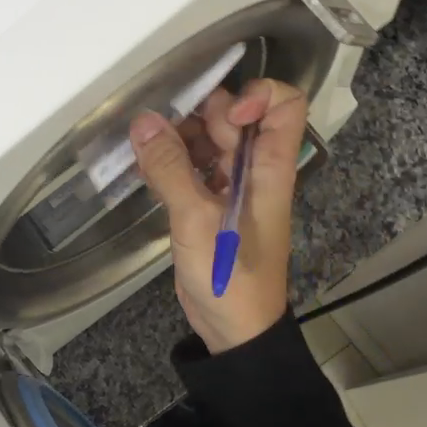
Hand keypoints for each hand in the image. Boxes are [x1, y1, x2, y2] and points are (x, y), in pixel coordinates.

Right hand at [130, 79, 308, 352]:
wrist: (234, 330)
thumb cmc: (230, 277)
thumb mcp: (197, 221)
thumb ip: (170, 170)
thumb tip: (143, 123)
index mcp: (271, 168)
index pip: (283, 104)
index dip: (255, 96)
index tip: (220, 117)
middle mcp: (255, 171)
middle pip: (235, 118)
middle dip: (200, 117)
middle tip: (164, 133)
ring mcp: (231, 190)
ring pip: (209, 144)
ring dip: (178, 140)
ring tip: (146, 150)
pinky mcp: (209, 209)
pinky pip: (192, 171)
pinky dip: (171, 165)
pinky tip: (146, 170)